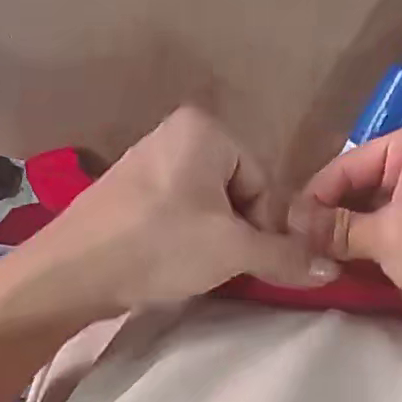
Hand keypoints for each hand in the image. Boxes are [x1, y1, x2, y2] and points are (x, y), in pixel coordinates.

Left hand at [10, 107, 337, 319]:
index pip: (263, 181)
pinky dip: (180, 241)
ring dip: (211, 242)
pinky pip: (173, 215)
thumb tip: (331, 270)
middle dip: (237, 234)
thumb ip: (283, 256)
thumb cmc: (157, 247)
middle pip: (235, 193)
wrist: (70, 273)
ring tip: (193, 270)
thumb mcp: (230, 251)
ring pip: (204, 208)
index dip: (266, 228)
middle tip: (224, 268)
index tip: (255, 262)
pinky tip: (168, 264)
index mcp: (205, 129)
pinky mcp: (125, 195)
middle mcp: (174, 135)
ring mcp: (145, 164)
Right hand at [294, 116, 401, 340]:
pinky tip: (331, 272)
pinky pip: (379, 239)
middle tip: (291, 252)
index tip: (281, 231)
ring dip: (338, 242)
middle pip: (354, 190)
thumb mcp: (388, 235)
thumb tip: (288, 222)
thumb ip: (334, 227)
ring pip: (364, 217)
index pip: (347, 165)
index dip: (313, 198)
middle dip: (325, 222)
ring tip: (306, 265)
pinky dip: (357, 254)